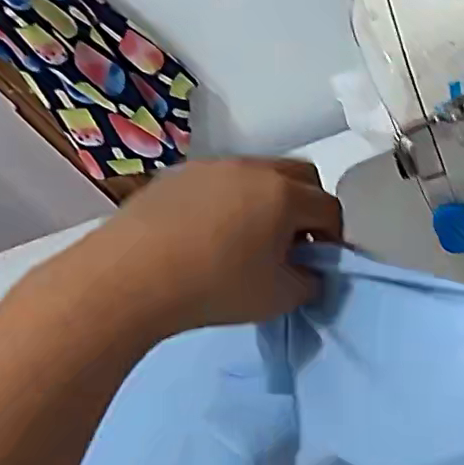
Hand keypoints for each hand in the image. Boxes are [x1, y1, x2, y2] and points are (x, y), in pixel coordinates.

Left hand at [39, 158, 343, 338]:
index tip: (318, 263)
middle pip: (301, 175)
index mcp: (285, 194)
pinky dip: (229, 201)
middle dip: (307, 207)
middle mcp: (252, 168)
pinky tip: (208, 235)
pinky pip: (219, 181)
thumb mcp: (280, 297)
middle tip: (292, 244)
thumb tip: (308, 270)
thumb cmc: (216, 287)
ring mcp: (211, 167)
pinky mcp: (176, 175)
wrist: (129, 279)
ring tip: (248, 239)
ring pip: (258, 174)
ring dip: (268, 200)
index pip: (329, 207)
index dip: (334, 238)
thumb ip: (309, 281)